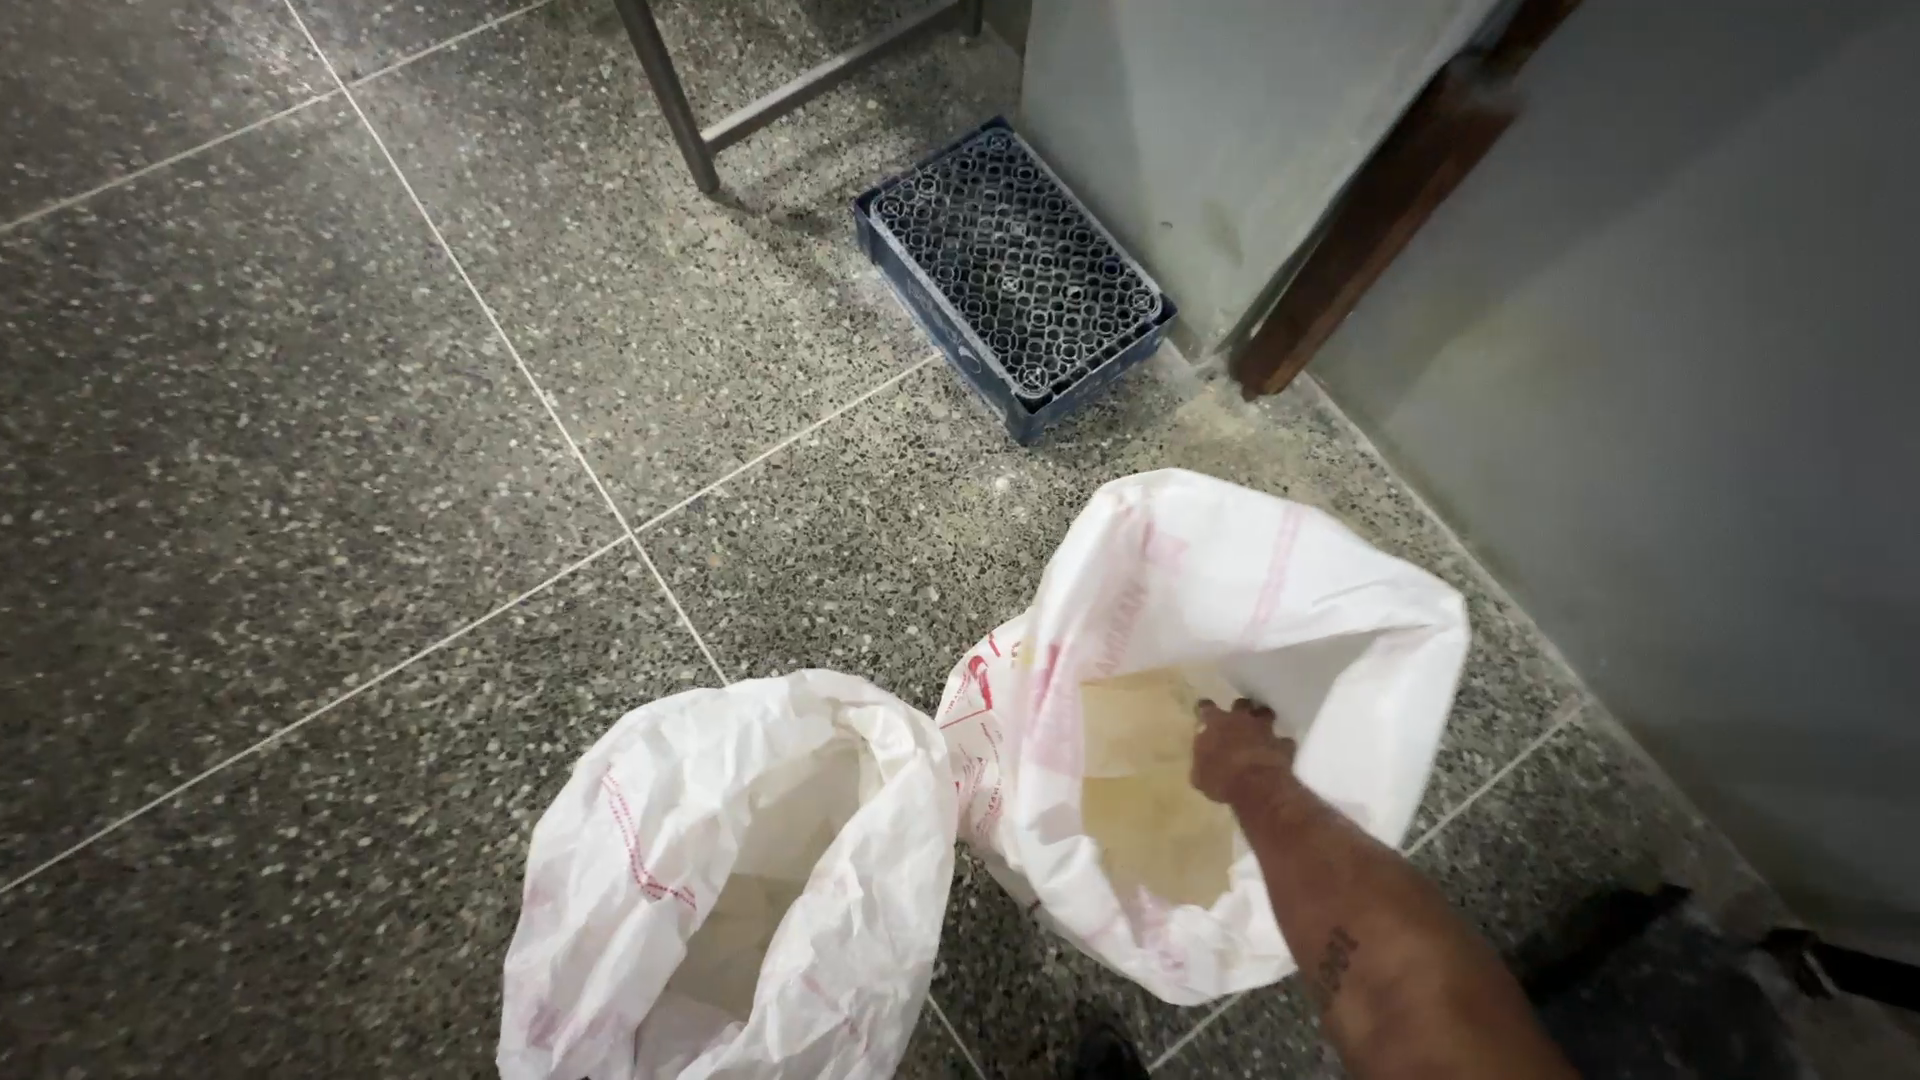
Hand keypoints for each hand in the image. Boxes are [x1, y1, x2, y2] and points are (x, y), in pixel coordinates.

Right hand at [1192, 698, 1297, 808]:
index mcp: (1215, 723)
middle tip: (1238, 720)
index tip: (1204, 713)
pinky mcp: (1282, 744)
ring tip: (1262, 730)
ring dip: (1263, 720)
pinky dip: (1282, 746)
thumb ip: (1201, 762)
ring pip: (1266, 714)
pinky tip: (1280, 753)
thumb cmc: (1221, 779)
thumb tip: (1202, 762)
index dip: (1205, 709)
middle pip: (1241, 704)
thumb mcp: (1200, 776)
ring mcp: (1264, 730)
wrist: (1257, 786)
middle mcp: (1240, 719)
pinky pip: (1284, 741)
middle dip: (1240, 710)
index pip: (1206, 707)